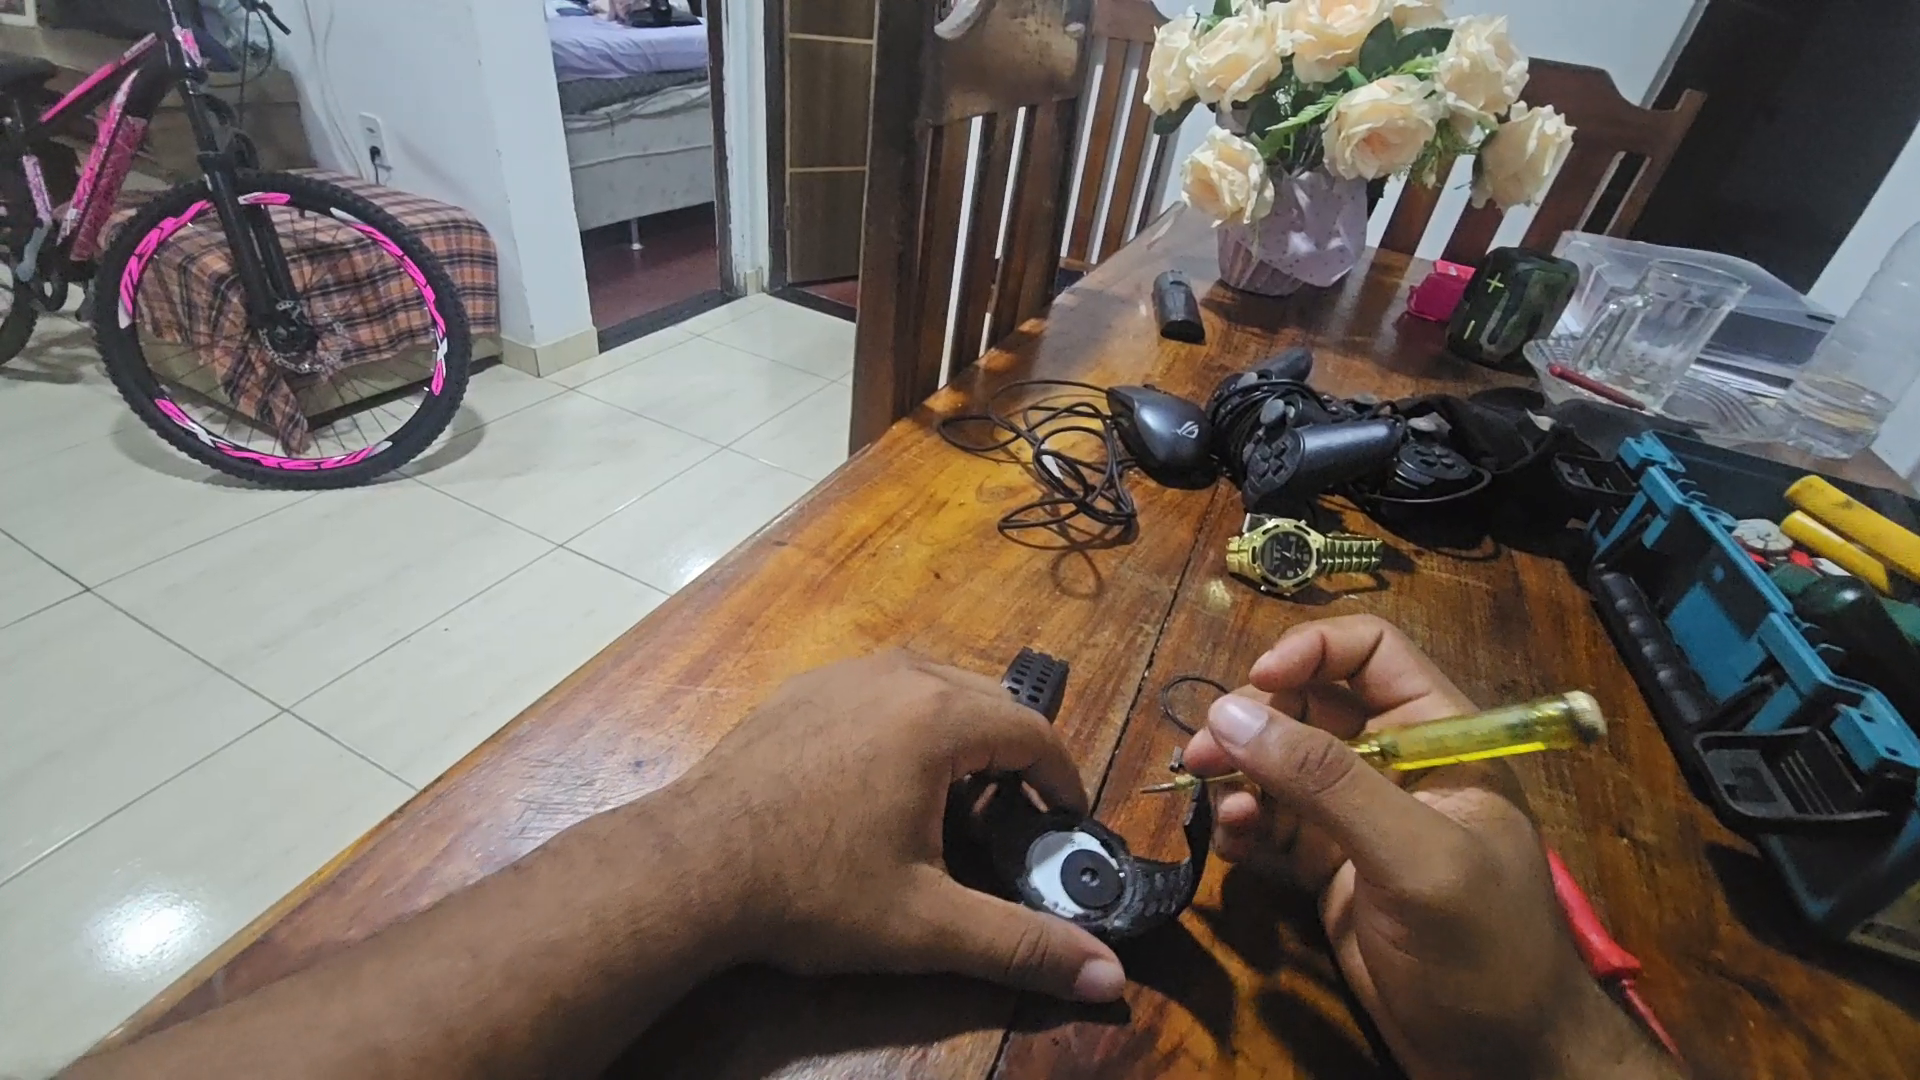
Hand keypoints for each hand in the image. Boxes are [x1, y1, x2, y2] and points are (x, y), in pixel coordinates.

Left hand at [667, 649, 1126, 1002]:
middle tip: (1011, 814)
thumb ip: (1022, 946)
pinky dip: (911, 718)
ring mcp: (850, 671)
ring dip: (964, 732)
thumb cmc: (815, 888)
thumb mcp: (925, 924)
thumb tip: (1112, 978)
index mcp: (938, 716)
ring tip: (954, 794)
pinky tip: (883, 771)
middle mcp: (900, 674)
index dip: (1060, 777)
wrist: (693, 864)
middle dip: (1014, 753)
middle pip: (989, 700)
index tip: (1065, 820)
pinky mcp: (811, 682)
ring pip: (938, 685)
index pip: (1033, 731)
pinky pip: (887, 686)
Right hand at [1181, 616, 1667, 1079]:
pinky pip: (1267, 817)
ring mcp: (1352, 811)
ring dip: (1236, 773)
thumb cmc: (1485, 953)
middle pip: (1305, 702)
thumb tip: (1229, 714)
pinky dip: (1240, 822)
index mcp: (1435, 736)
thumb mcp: (1413, 858)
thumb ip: (1324, 782)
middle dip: (1253, 721)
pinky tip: (1230, 843)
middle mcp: (1389, 760)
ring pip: (1276, 759)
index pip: (1369, 652)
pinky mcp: (1322, 858)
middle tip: (1204, 753)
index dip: (1311, 651)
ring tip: (1211, 801)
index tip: (1259, 682)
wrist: (1500, 1069)